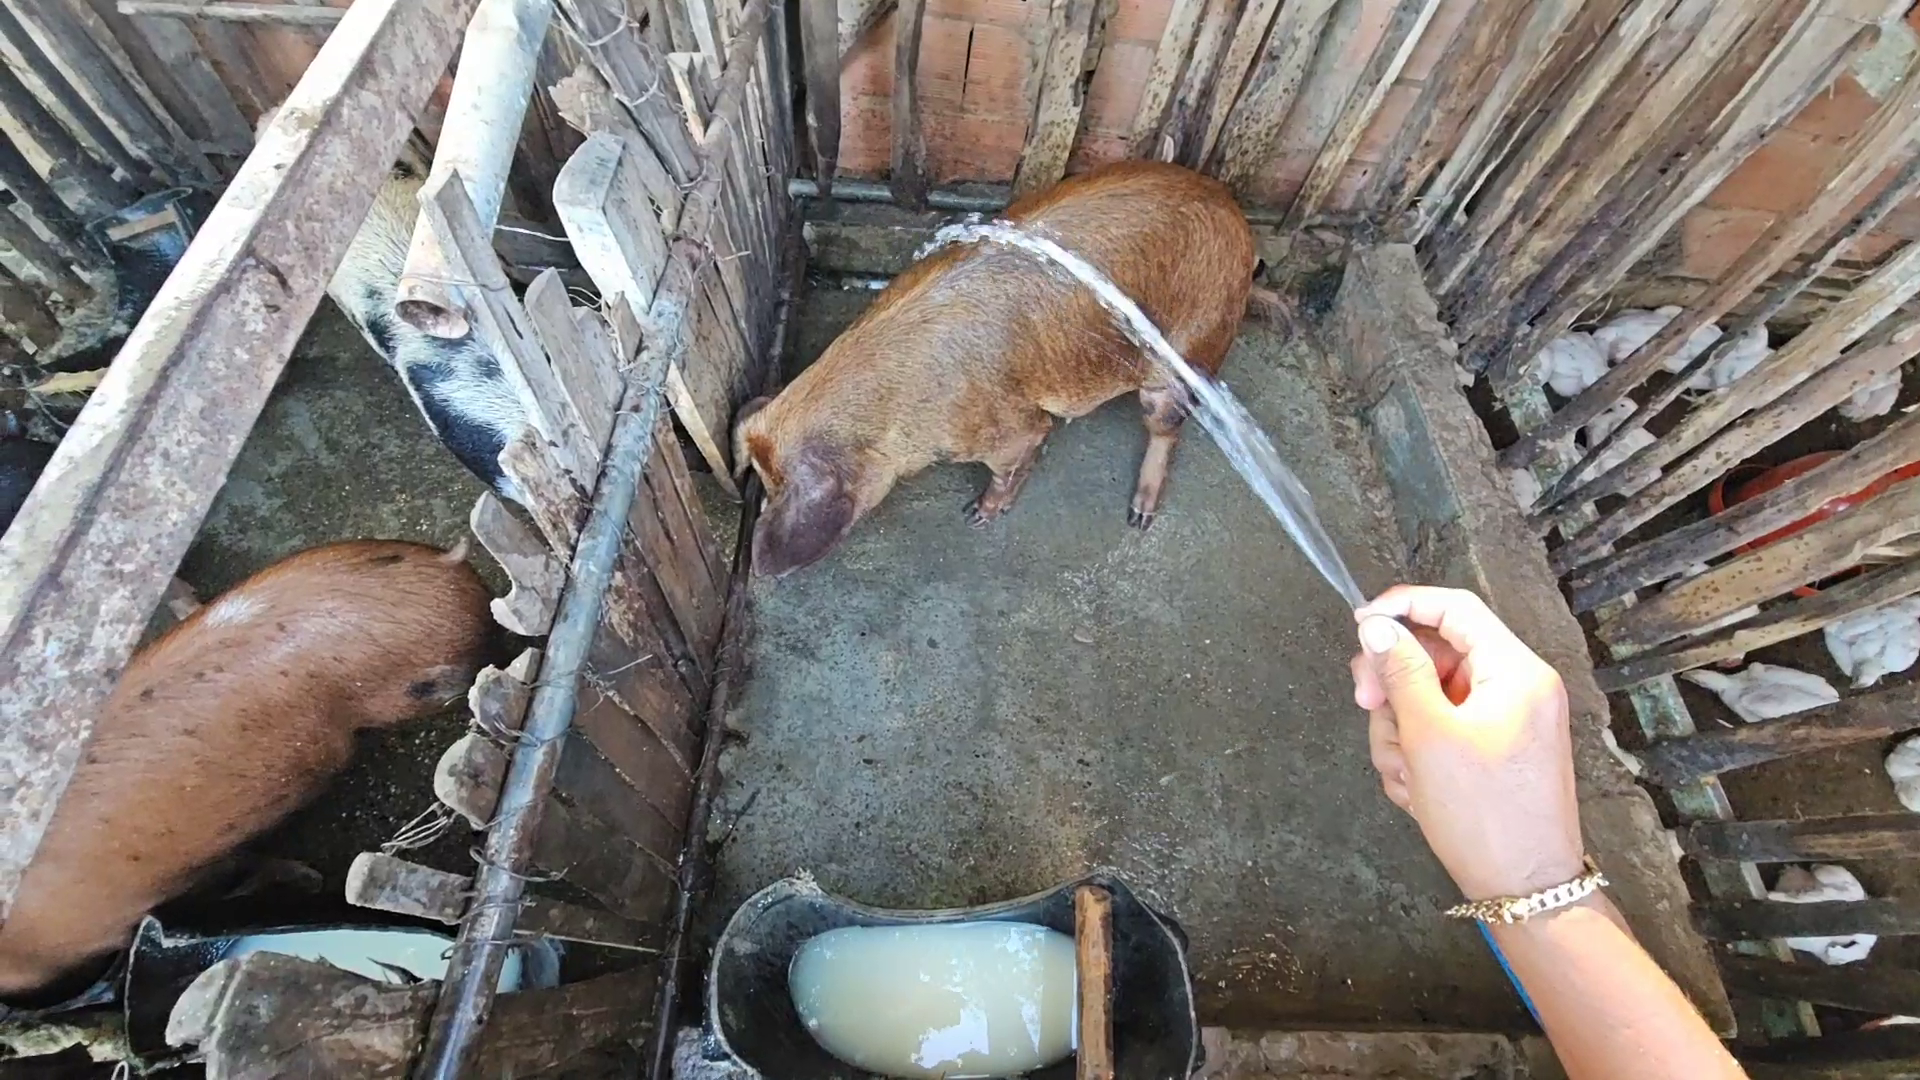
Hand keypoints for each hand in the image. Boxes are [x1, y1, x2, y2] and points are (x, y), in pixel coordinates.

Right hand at [1350, 585, 1583, 901]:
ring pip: (1421, 693)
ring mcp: (1497, 718)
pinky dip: (1412, 749)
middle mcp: (1510, 687)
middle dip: (1390, 682)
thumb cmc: (1481, 807)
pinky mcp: (1483, 747)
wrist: (1524, 888)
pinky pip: (1430, 726)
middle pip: (1430, 653)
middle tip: (1365, 705)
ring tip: (1405, 769)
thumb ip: (1399, 670)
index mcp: (1513, 672)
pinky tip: (1416, 784)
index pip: (1453, 608)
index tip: (1357, 623)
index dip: (1401, 605)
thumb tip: (1373, 625)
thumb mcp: (1428, 732)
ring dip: (1397, 727)